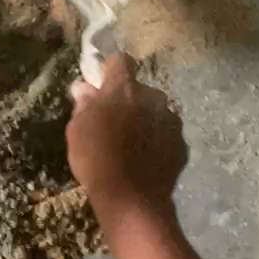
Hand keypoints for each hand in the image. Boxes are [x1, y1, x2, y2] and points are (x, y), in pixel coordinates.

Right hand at [67, 54, 187, 217]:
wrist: (131, 198)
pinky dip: (157, 140)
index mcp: (123, 89)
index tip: (102, 84)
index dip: (110, 70)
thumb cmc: (95, 158)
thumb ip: (83, 104)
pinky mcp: (181, 144)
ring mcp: (171, 121)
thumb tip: (84, 88)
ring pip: (156, 111)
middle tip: (114, 121)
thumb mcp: (76, 129)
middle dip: (129, 100)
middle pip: (140, 89)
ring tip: (131, 144)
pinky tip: (145, 159)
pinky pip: (166, 134)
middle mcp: (152, 97)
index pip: (121, 61)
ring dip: (145, 120)